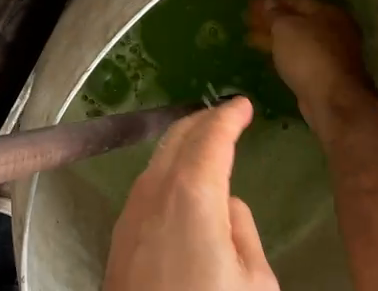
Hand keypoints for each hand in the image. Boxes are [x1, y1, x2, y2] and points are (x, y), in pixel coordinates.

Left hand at [103, 97, 278, 290]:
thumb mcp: (256, 284)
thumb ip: (244, 232)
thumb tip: (228, 205)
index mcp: (193, 193)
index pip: (211, 137)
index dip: (228, 116)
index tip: (243, 104)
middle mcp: (156, 191)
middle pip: (178, 139)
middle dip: (203, 121)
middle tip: (226, 116)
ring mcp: (132, 212)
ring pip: (159, 160)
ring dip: (183, 145)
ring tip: (207, 145)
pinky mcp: (121, 237)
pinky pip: (147, 186)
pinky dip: (167, 171)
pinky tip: (181, 185)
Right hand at [245, 0, 375, 134]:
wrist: (332, 101)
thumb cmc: (308, 54)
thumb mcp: (285, 26)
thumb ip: (274, 13)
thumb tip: (268, 3)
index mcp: (328, 13)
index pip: (295, 1)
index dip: (270, 2)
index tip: (249, 5)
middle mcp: (334, 31)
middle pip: (297, 22)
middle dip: (271, 21)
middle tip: (247, 21)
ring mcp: (331, 55)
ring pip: (296, 42)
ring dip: (274, 39)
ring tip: (251, 39)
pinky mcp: (324, 76)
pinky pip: (298, 59)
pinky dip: (282, 55)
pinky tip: (267, 56)